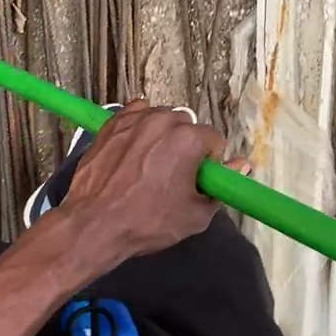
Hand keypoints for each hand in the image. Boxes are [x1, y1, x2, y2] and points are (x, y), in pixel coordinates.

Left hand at [57, 99, 227, 262]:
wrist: (95, 222)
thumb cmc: (148, 221)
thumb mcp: (195, 214)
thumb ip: (221, 187)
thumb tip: (241, 164)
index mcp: (188, 138)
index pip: (213, 139)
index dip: (210, 161)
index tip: (198, 179)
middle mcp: (163, 119)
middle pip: (187, 125)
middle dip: (187, 145)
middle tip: (175, 173)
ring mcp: (134, 118)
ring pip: (161, 118)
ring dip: (163, 134)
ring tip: (151, 162)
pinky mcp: (111, 122)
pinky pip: (135, 113)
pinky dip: (140, 125)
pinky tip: (134, 147)